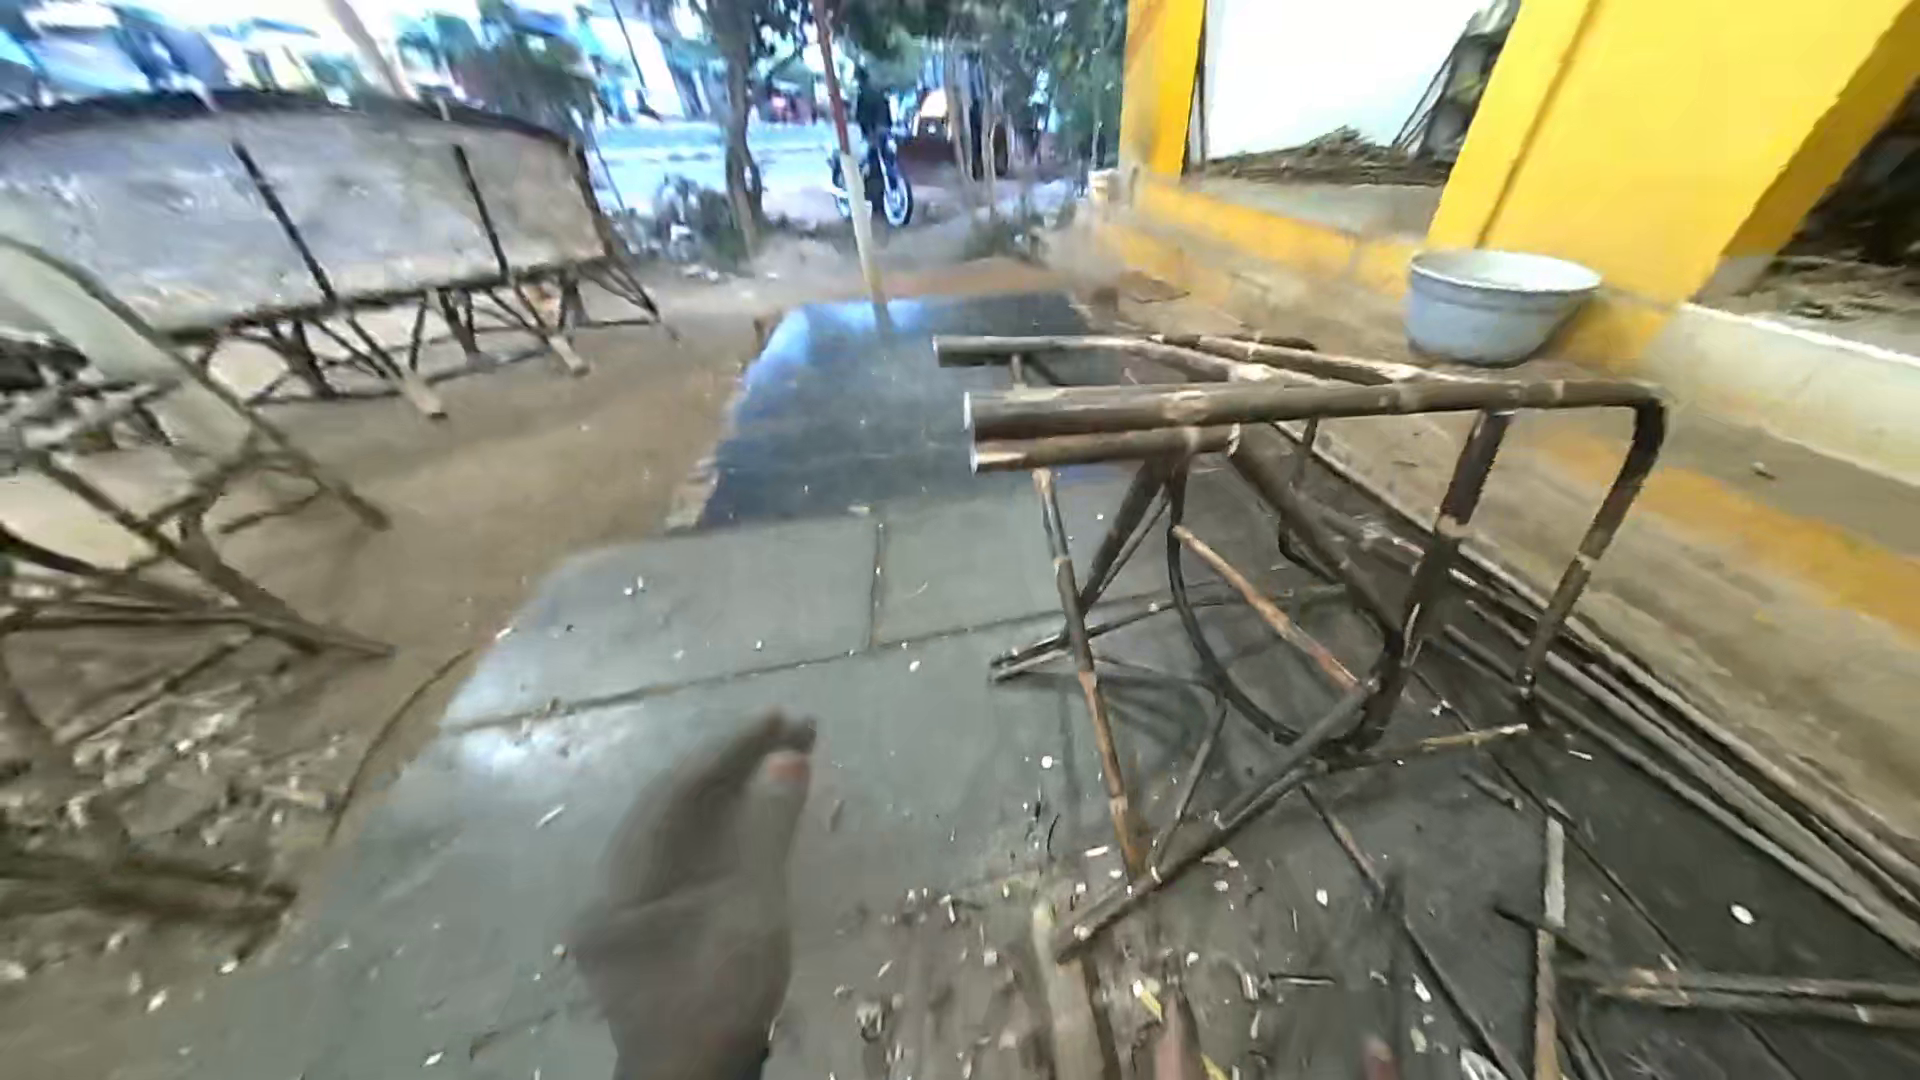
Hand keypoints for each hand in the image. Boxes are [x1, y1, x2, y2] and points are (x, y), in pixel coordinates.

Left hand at [572, 712, 815, 1079]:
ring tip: (789, 743)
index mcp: (621, 887)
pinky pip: (696, 836)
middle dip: (737, 756)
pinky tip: (764, 785)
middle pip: (679, 797)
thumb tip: (790, 756)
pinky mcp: (662, 901)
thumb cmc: (722, 1001)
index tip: (778, 718)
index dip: (730, 749)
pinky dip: (733, 807)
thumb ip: (767, 829)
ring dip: (738, 777)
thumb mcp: (752, 913)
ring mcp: (637, 891)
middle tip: (791, 724)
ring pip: (689, 813)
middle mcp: (617, 881)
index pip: (677, 794)